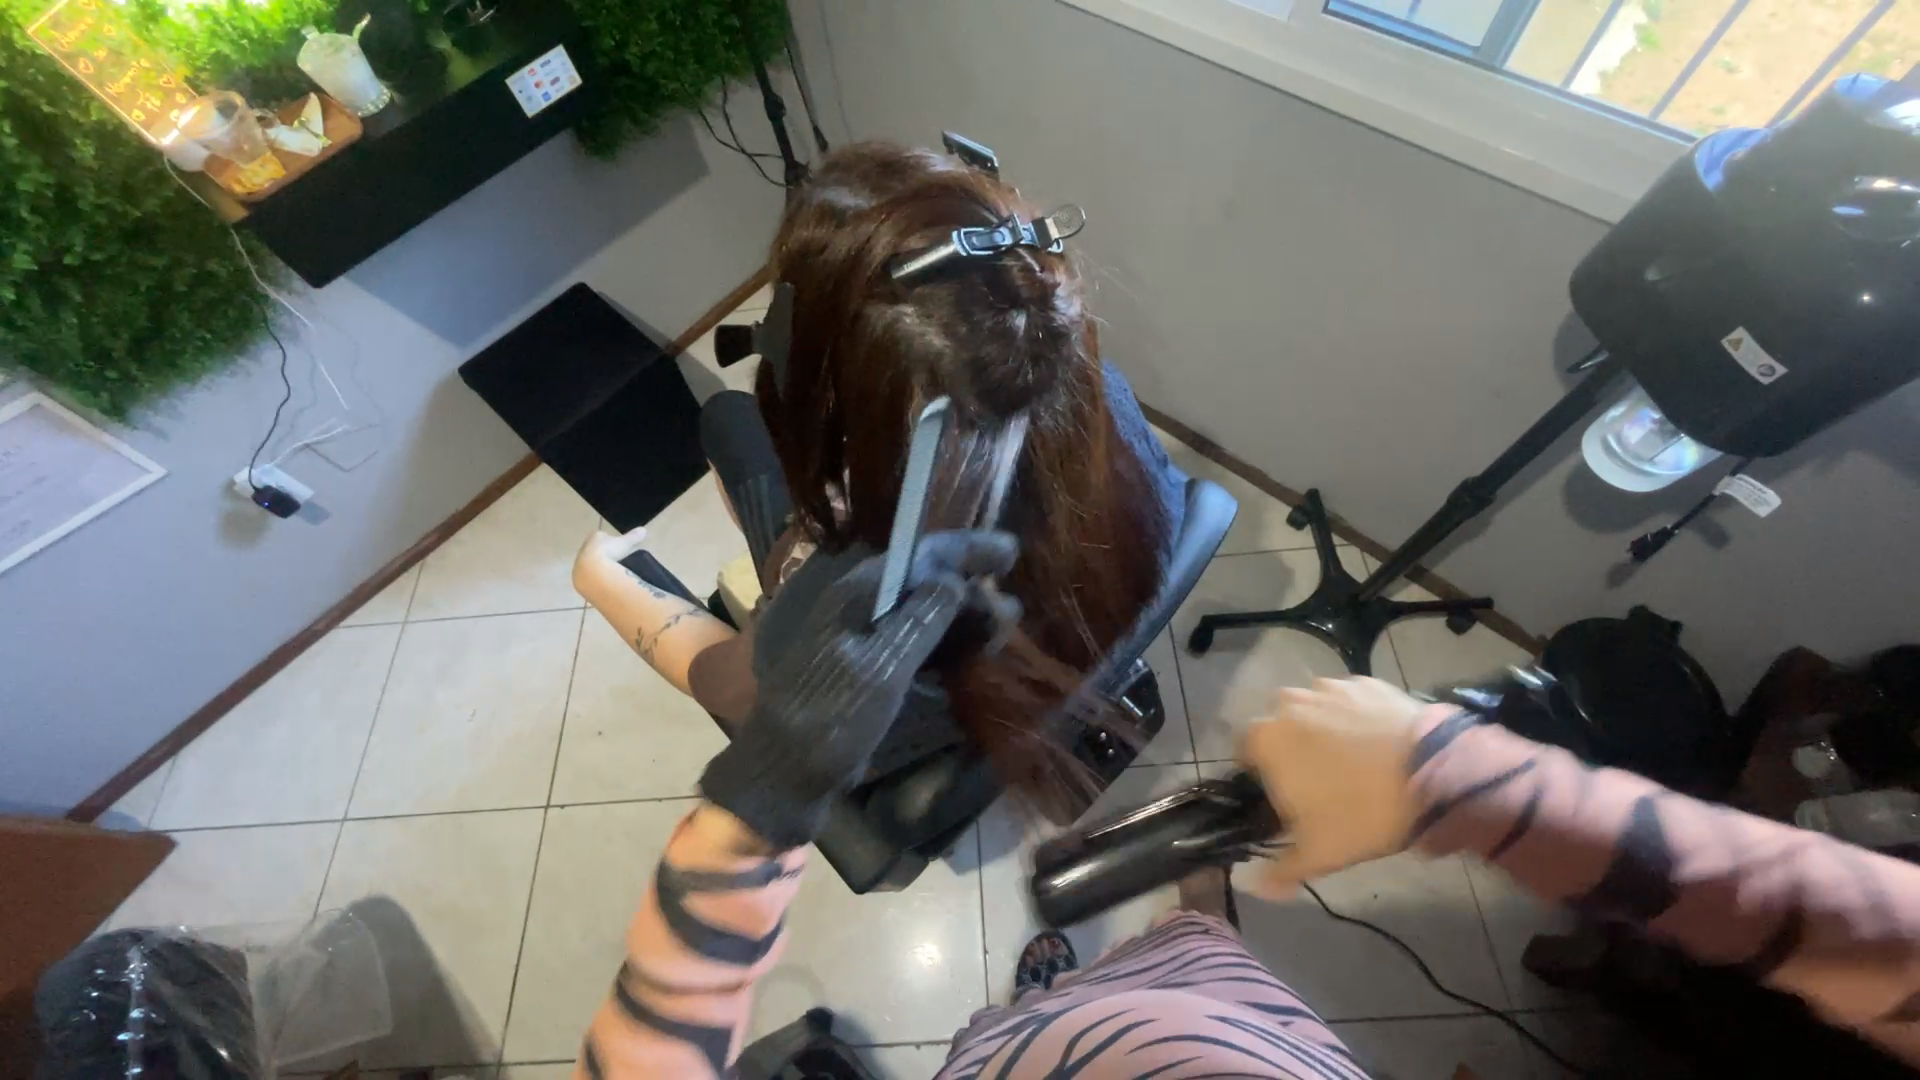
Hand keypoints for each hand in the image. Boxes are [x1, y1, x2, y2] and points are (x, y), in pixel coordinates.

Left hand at [574, 524, 646, 579]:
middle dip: (600, 554)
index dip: (607, 539)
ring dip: (597, 567)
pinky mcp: (580, 580)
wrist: (593, 573)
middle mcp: (583, 550)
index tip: (616, 543)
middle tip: (613, 558)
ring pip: (588, 564)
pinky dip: (596, 579)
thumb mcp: (625, 543)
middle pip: (591, 550)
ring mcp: (580, 566)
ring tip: (610, 572)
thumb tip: (643, 530)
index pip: (599, 536)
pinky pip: (588, 577)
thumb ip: (633, 536)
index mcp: (593, 538)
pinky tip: (605, 582)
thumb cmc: (609, 553)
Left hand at [699, 530, 1019, 848]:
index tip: (1010, 551)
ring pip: (925, 614)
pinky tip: (973, 656)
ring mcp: (865, 640)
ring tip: (1003, 631)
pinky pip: (917, 645)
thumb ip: (919, 620)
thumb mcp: (881, 668)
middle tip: (1013, 608)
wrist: (783, 775)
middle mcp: (862, 608)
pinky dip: (948, 645)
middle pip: (926, 581)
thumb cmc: (830, 718)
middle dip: (972, 587)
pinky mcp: (870, 671)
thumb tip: (954, 578)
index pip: (920, 554)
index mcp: (858, 595)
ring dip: (964, 619)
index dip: (966, 549)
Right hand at [1239, 677, 1423, 895]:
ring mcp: (1327, 687)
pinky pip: (1348, 699)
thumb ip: (1280, 869)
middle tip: (1322, 780)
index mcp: (1264, 739)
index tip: (1287, 794)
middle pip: (1279, 726)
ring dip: (1323, 728)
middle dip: (1293, 747)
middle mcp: (1286, 703)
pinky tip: (1378, 741)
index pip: (1245, 751)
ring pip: (1313, 709)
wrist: (1436, 774)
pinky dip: (1356, 716)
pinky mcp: (1364, 681)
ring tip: (1354, 759)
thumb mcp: (1321, 852)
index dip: (1262, 773)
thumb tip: (1252, 887)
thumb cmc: (1364, 811)